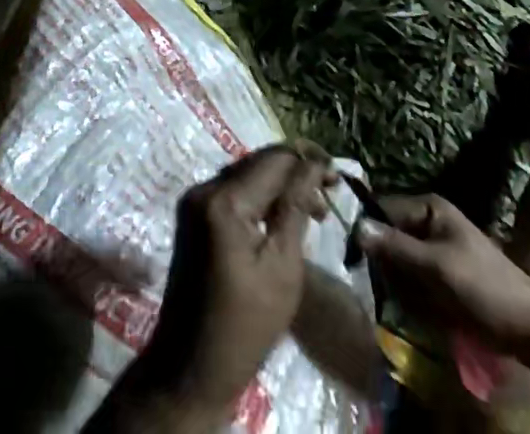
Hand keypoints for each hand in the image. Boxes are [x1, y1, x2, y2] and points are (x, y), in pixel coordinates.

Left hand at [95, 147, 332, 431]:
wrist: (189, 368)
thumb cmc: (245, 326)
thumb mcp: (283, 267)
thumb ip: (297, 207)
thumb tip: (316, 166)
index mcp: (225, 202)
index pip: (276, 160)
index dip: (310, 161)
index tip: (340, 177)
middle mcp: (204, 190)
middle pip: (259, 161)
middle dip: (296, 169)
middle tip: (331, 189)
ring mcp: (194, 201)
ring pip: (247, 173)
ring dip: (280, 182)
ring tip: (315, 207)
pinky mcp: (193, 215)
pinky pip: (233, 190)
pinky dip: (260, 195)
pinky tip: (284, 215)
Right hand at [356, 194, 529, 353]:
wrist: (528, 328)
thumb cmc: (484, 288)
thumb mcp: (436, 266)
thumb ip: (395, 246)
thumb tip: (356, 226)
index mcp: (429, 208)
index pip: (382, 210)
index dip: (366, 232)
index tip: (351, 256)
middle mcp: (428, 222)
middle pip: (387, 237)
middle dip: (384, 264)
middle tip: (384, 287)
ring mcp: (433, 249)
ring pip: (395, 262)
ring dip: (396, 283)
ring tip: (408, 300)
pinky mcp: (437, 274)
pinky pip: (408, 279)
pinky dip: (408, 294)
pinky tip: (416, 308)